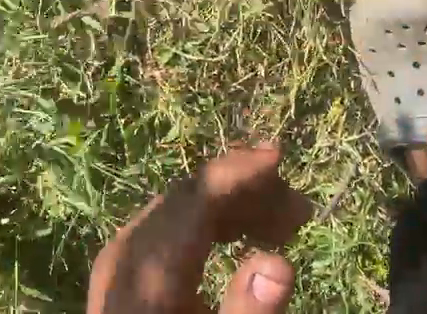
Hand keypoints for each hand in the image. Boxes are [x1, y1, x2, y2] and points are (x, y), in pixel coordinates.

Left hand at [87, 146, 311, 313]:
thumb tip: (280, 261)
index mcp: (148, 268)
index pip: (197, 195)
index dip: (238, 170)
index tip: (279, 157)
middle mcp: (131, 250)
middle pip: (193, 194)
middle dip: (249, 191)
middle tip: (299, 210)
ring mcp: (126, 256)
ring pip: (187, 205)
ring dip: (238, 206)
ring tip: (287, 222)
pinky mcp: (130, 267)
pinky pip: (176, 224)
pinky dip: (215, 222)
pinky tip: (247, 236)